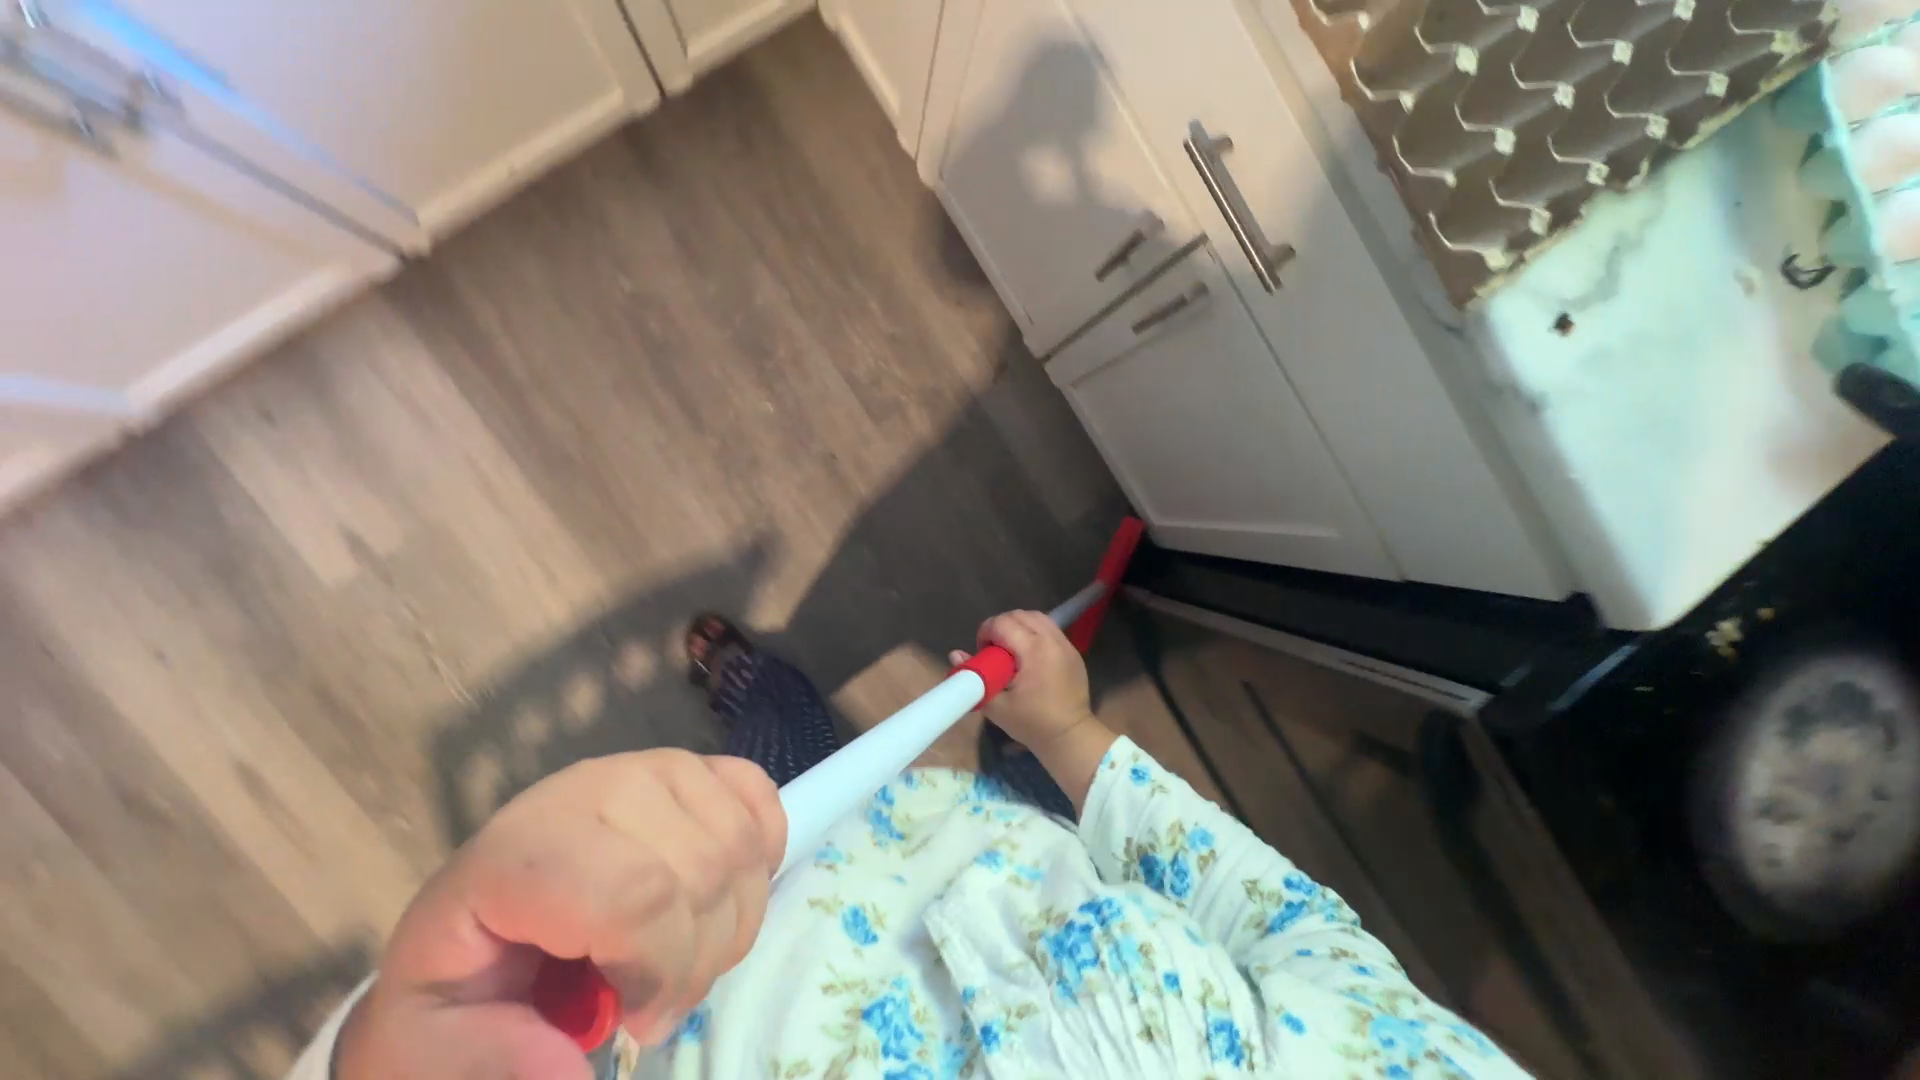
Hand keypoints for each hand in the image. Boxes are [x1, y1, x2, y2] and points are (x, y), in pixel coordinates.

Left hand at [335, 750, 784, 1079]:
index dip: (660, 971)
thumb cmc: (469, 991)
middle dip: (698, 959)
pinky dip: (762, 858)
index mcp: (519, 851)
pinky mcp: (694, 768)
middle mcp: (593, 787)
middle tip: (661, 1001)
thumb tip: (573, 1075)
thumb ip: (501, 1066)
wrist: (483, 930)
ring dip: (733, 921)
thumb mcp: (450, 1050)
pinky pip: (760, 796)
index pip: (634, 894)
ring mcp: (651, 767)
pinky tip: (721, 898)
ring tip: (686, 957)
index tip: (639, 1024)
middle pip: (702, 871)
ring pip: (739, 843)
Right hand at [951, 610, 1094, 752]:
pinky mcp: (1073, 652)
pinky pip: (1050, 629)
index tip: (982, 652)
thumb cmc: (1031, 723)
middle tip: (994, 650)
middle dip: (1001, 626)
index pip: (1002, 623)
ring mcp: (1066, 644)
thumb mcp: (996, 705)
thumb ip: (975, 677)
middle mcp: (1052, 640)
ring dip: (1019, 626)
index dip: (985, 632)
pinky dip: (1035, 633)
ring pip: (1037, 617)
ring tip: (1011, 649)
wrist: (1069, 736)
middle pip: (1020, 615)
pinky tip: (1029, 655)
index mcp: (1033, 651)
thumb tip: (955, 655)